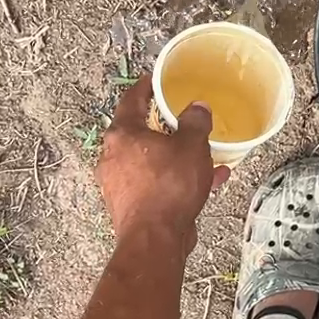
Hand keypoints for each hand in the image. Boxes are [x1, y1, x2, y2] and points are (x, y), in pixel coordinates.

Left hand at [94, 74, 229, 244]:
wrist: (156, 239)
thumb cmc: (168, 189)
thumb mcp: (192, 145)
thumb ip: (195, 122)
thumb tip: (197, 109)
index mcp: (123, 134)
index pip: (132, 99)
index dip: (145, 87)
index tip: (153, 79)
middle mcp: (113, 157)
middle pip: (140, 132)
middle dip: (165, 127)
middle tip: (182, 119)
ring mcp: (119, 183)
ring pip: (151, 160)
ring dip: (175, 156)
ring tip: (203, 157)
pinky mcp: (129, 204)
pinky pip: (156, 183)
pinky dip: (176, 179)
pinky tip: (205, 182)